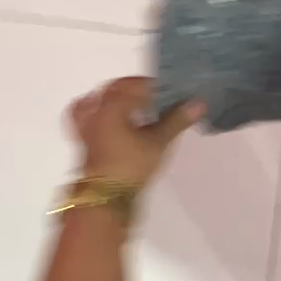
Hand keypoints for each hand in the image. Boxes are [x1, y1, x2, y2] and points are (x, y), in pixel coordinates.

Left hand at [68, 77, 201, 188]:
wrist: (105, 195)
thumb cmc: (132, 165)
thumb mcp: (158, 141)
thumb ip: (177, 119)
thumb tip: (199, 103)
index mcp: (114, 103)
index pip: (138, 85)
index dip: (157, 86)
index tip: (173, 92)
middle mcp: (96, 107)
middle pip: (117, 87)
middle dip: (137, 89)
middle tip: (158, 98)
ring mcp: (85, 121)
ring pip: (100, 97)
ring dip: (118, 96)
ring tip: (136, 106)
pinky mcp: (82, 136)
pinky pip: (85, 112)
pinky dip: (96, 108)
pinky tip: (106, 114)